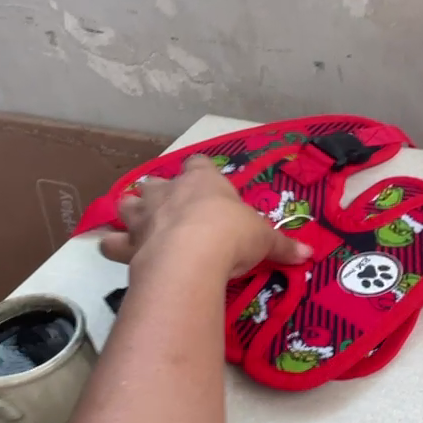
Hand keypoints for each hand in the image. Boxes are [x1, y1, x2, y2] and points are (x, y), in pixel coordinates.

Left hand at [99, 156, 311, 278]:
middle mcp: (168, 191)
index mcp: (202, 181)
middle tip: (174, 212)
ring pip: (127, 204)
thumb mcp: (264, 239)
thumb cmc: (232, 235)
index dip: (203, 175)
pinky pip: (112, 242)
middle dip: (161, 194)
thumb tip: (309, 254)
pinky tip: (119, 251)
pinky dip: (114, 245)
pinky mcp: (128, 243)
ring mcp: (143, 215)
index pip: (199, 166)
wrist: (193, 257)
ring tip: (141, 225)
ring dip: (132, 212)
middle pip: (157, 183)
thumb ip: (283, 246)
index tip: (210, 189)